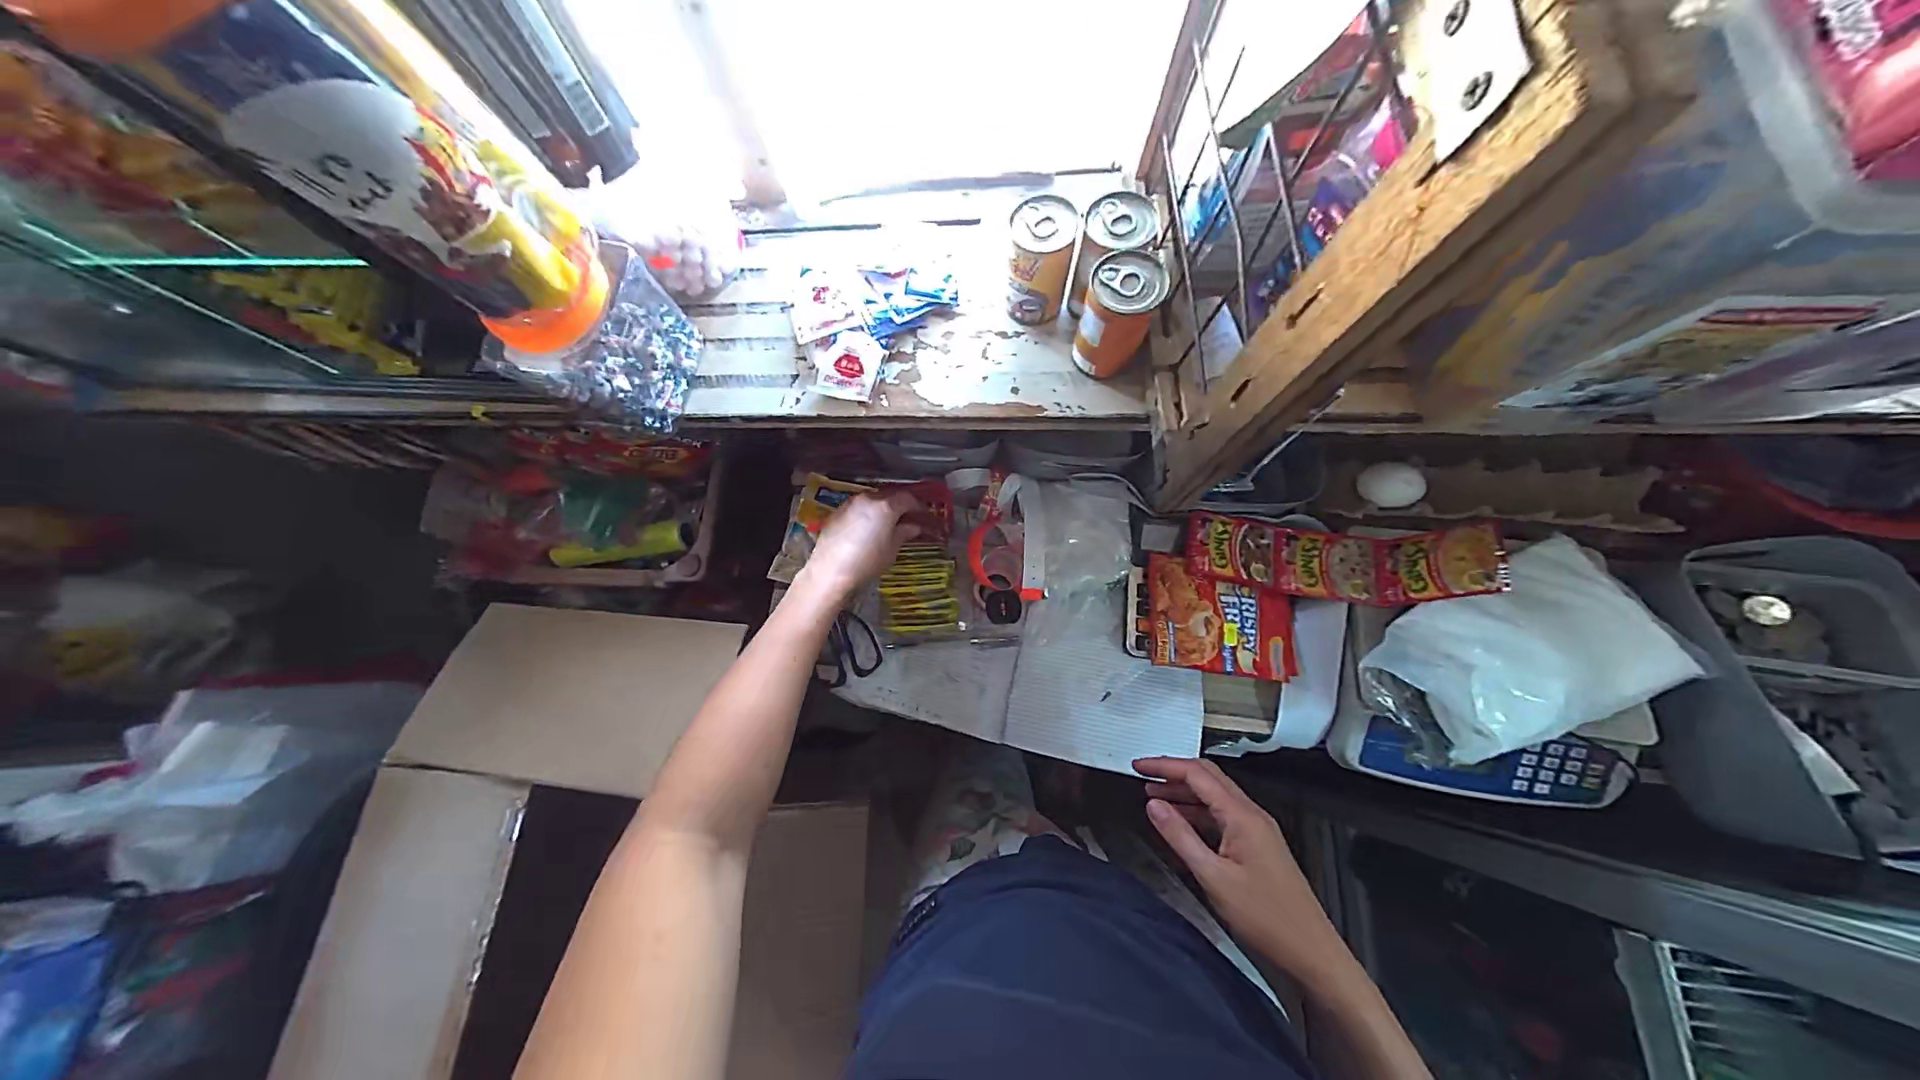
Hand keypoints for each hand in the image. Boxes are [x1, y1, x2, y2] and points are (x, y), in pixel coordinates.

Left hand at [796, 490, 921, 603]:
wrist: (830, 571)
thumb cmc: (867, 562)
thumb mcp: (891, 550)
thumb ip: (904, 533)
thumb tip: (913, 526)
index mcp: (886, 506)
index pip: (907, 498)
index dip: (918, 505)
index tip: (924, 514)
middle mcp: (868, 499)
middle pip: (889, 495)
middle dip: (901, 504)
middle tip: (908, 516)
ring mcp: (850, 503)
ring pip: (872, 499)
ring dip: (883, 507)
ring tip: (888, 521)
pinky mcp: (837, 512)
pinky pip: (858, 507)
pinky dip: (868, 513)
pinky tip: (868, 527)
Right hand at [1135, 757, 1356, 988]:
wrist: (1311, 951)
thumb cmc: (1267, 918)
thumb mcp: (1213, 877)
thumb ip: (1180, 836)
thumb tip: (1154, 805)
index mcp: (1242, 816)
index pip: (1197, 774)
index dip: (1165, 766)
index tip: (1139, 766)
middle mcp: (1252, 815)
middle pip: (1208, 777)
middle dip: (1174, 771)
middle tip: (1145, 774)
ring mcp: (1257, 829)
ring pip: (1215, 795)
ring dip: (1184, 791)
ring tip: (1155, 796)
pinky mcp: (1257, 844)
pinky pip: (1222, 814)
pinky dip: (1197, 811)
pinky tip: (1181, 822)